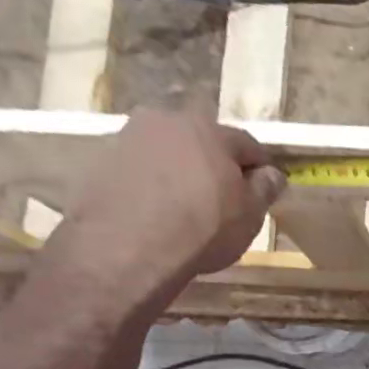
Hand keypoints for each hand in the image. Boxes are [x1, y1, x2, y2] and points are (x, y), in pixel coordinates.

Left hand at [39, 109, 287, 311]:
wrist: (127, 247)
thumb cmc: (203, 227)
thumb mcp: (250, 213)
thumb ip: (265, 188)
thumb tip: (271, 173)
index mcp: (207, 129)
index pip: (246, 143)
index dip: (260, 166)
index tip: (266, 187)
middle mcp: (164, 122)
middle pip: (201, 142)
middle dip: (215, 165)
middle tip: (225, 198)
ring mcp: (126, 138)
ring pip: (167, 153)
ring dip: (180, 173)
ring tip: (187, 208)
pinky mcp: (98, 162)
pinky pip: (138, 170)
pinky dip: (151, 185)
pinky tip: (157, 214)